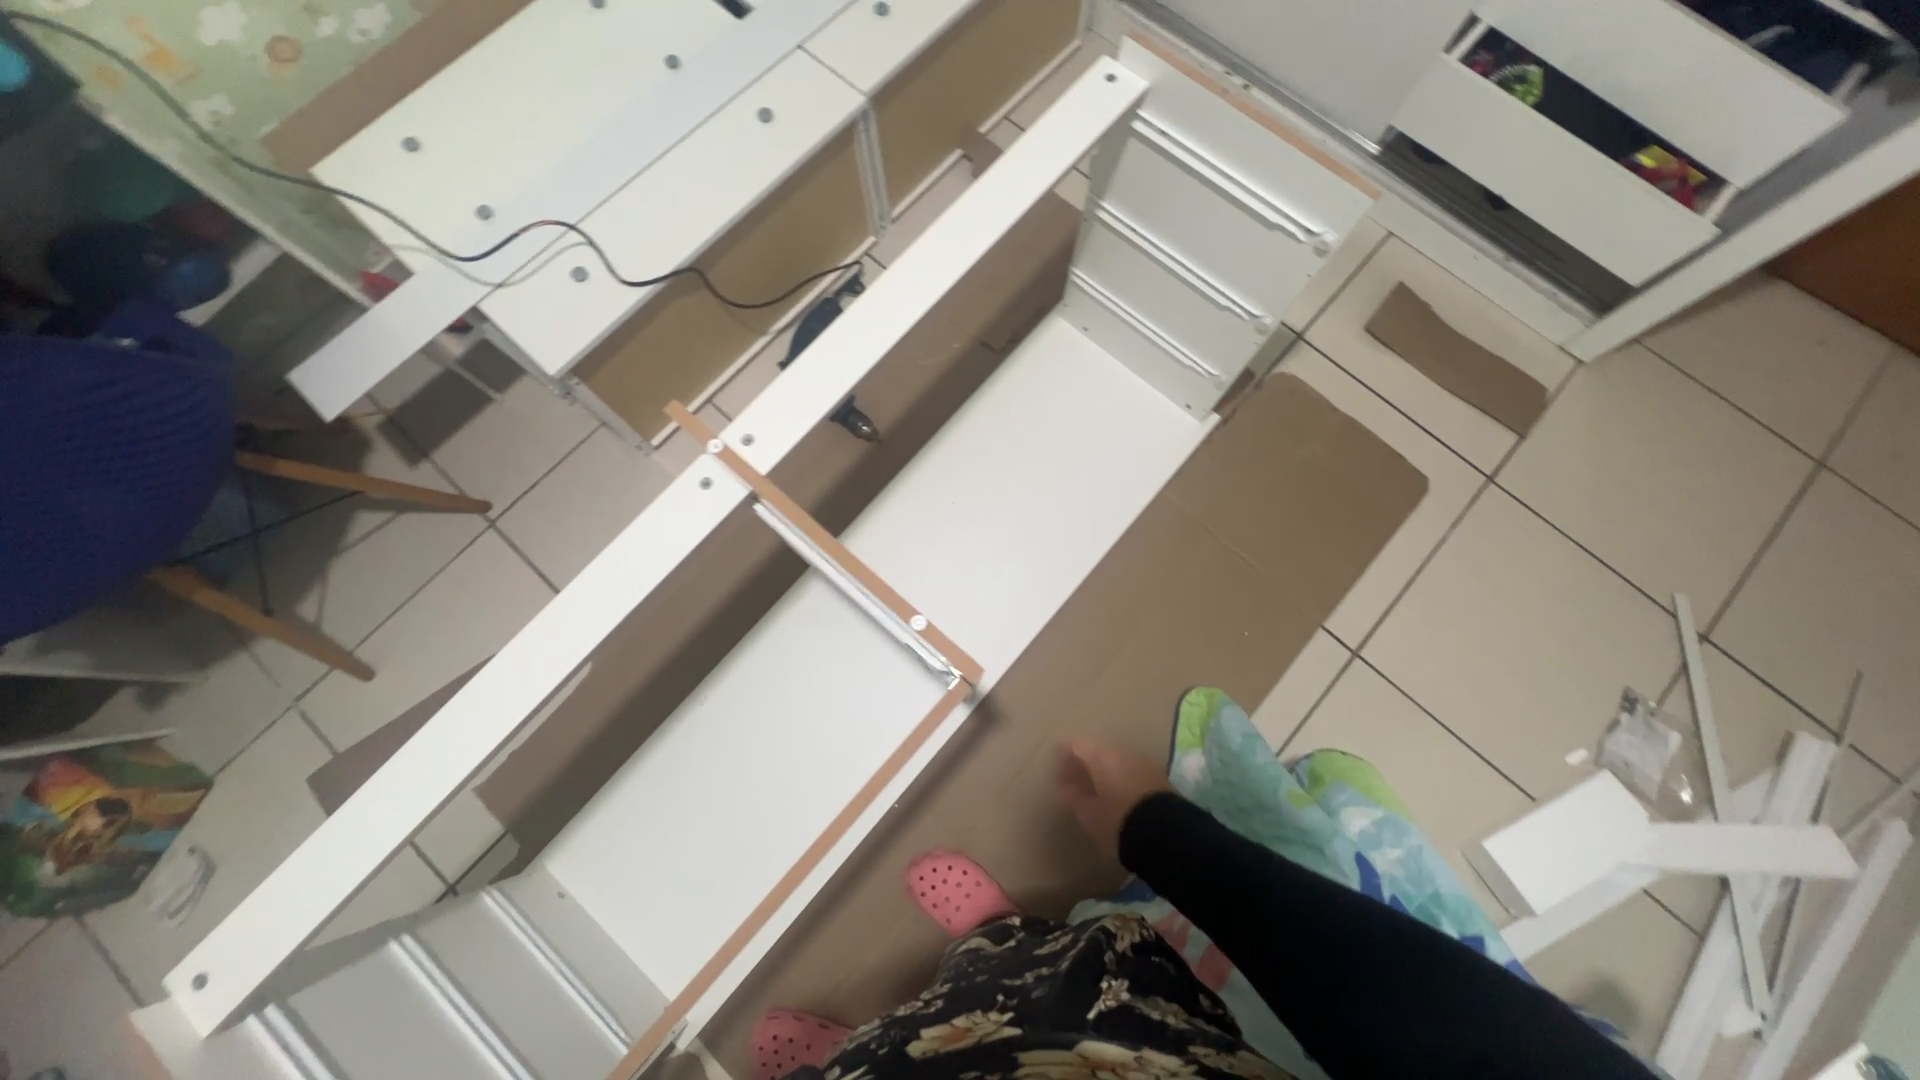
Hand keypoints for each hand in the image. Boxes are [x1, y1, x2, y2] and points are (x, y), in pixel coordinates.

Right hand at [1055, 739, 1172, 860]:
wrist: (1167, 837)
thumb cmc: (1118, 822)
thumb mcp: (1089, 815)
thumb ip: (1074, 798)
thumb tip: (1064, 788)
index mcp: (1102, 757)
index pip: (1077, 746)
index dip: (1065, 759)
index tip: (1059, 778)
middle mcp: (1124, 754)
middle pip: (1100, 753)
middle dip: (1087, 768)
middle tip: (1077, 788)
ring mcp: (1145, 765)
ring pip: (1118, 764)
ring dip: (1106, 776)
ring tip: (1098, 798)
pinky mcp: (1160, 780)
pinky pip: (1134, 775)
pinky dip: (1123, 783)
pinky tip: (1120, 802)